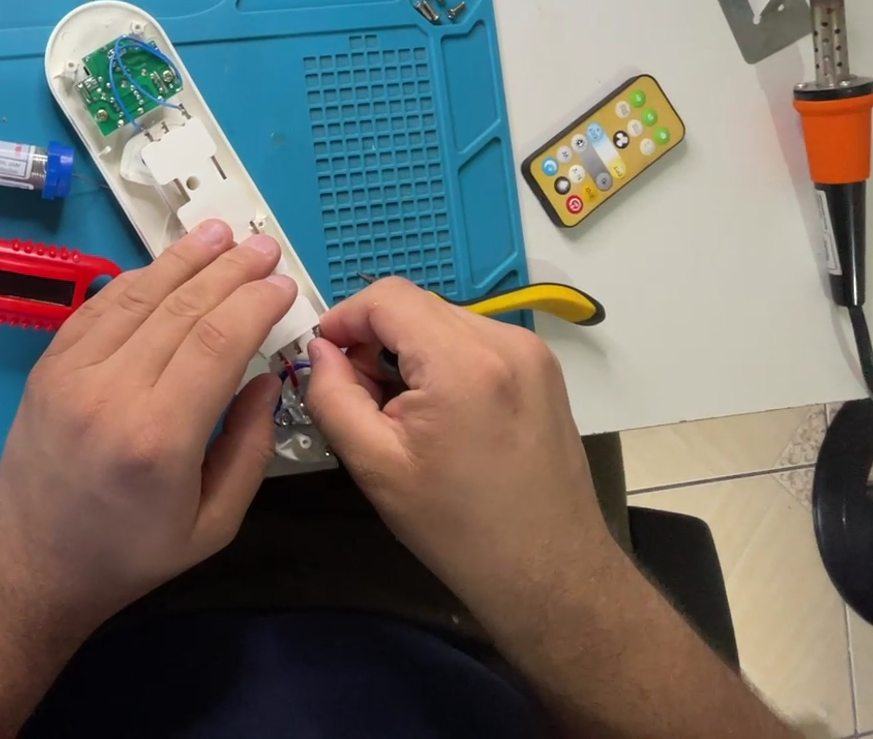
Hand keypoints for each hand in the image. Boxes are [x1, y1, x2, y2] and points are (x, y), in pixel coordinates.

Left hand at [0, 220, 294, 636]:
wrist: (31, 562)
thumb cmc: (129, 554)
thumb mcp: (213, 525)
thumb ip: (250, 447)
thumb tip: (269, 376)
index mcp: (159, 438)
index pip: (216, 343)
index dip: (254, 304)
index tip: (283, 283)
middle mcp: (111, 392)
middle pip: (180, 309)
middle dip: (229, 270)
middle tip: (264, 244)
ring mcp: (71, 371)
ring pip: (137, 295)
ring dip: (182, 258)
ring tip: (219, 231)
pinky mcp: (48, 364)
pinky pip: (99, 306)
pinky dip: (137, 279)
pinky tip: (165, 263)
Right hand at [302, 278, 619, 611]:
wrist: (552, 576)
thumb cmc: (458, 528)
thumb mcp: (374, 466)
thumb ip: (332, 396)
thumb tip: (320, 350)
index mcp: (462, 364)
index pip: (386, 297)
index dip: (344, 317)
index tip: (326, 356)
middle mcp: (504, 342)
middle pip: (413, 304)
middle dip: (373, 336)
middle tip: (359, 392)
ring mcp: (530, 352)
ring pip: (439, 319)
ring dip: (405, 347)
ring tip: (398, 407)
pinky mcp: (541, 367)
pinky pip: (470, 337)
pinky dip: (438, 357)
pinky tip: (436, 407)